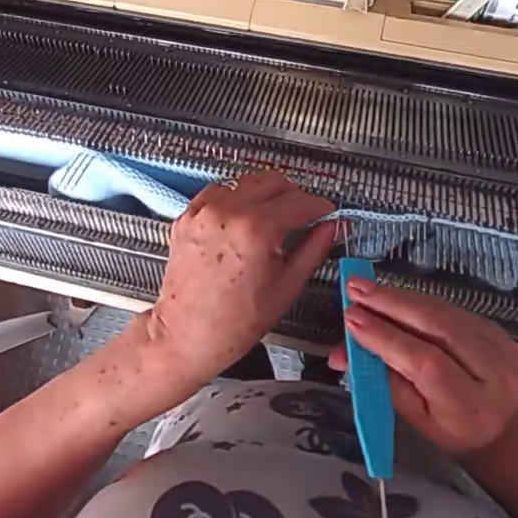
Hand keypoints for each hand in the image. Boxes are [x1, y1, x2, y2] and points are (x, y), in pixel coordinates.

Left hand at [143, 171, 337, 397]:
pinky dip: (237, 199)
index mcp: (256, 230)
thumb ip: (313, 249)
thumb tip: (331, 227)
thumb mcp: (286, 287)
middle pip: (275, 181)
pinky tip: (244, 220)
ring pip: (247, 181)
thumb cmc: (233, 322)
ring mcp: (204, 211)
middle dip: (295, 196)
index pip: (300, 201)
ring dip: (266, 194)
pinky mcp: (188, 216)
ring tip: (273, 220)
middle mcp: (227, 212)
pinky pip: (220, 191)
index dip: (320, 207)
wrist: (186, 336)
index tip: (327, 213)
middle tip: (303, 217)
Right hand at [331, 279, 517, 457]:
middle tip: (355, 289)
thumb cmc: (453, 434)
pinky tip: (395, 297)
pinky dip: (420, 302)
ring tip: (367, 289)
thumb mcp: (416, 419)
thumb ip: (386, 380)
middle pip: (439, 327)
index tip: (351, 318)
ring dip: (402, 297)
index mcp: (470, 408)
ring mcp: (503, 349)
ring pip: (445, 312)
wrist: (506, 435)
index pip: (426, 363)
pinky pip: (454, 310)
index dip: (386, 337)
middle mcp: (495, 375)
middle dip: (391, 304)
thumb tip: (347, 348)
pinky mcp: (501, 332)